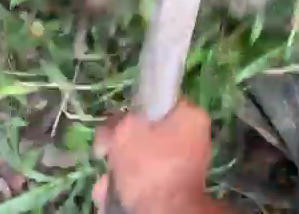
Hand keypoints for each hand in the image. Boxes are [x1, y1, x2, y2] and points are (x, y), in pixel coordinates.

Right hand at [93, 101, 219, 212]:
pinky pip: (144, 184)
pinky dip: (125, 190)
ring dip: (118, 172)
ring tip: (106, 184)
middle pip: (145, 136)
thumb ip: (115, 122)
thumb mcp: (125, 131)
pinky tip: (110, 196)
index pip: (159, 102)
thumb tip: (110, 130)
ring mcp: (183, 168)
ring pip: (141, 163)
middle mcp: (192, 140)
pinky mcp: (172, 192)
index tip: (117, 124)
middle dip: (119, 149)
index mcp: (190, 116)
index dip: (134, 112)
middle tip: (106, 156)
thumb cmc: (151, 164)